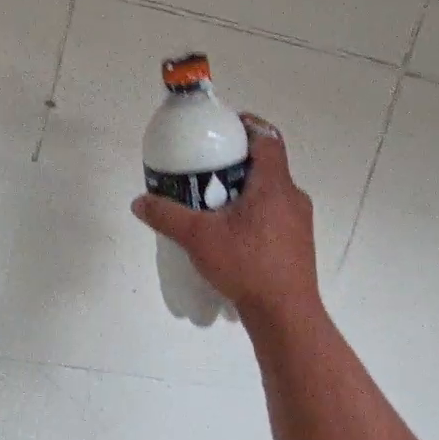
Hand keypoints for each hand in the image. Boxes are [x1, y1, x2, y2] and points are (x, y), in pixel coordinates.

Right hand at [131, 114, 321, 328]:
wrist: (284, 313)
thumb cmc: (246, 266)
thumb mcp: (197, 238)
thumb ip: (166, 216)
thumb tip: (140, 202)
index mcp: (274, 185)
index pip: (267, 139)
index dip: (247, 126)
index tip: (223, 128)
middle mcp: (292, 197)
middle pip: (265, 166)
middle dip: (235, 164)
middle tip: (204, 170)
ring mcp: (298, 222)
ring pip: (269, 193)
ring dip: (242, 191)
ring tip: (212, 205)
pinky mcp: (296, 243)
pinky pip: (272, 215)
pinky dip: (251, 213)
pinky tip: (229, 235)